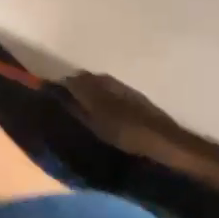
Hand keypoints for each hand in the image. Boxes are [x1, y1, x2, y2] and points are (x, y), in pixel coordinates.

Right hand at [62, 72, 181, 156]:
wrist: (165, 139)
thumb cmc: (124, 132)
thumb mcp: (93, 124)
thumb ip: (74, 108)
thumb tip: (57, 95)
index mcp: (91, 84)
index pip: (68, 80)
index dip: (60, 87)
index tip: (54, 97)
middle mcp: (104, 79)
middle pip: (84, 78)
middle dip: (76, 86)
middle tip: (71, 102)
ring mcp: (122, 85)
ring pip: (99, 83)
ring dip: (92, 91)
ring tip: (89, 107)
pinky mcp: (135, 95)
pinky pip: (112, 90)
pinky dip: (106, 96)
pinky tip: (109, 110)